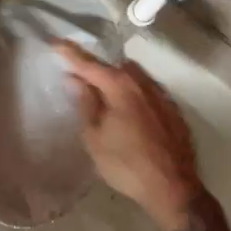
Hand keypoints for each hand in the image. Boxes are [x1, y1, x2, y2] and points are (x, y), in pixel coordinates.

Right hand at [56, 43, 204, 230]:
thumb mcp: (95, 138)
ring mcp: (162, 96)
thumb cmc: (126, 164)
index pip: (89, 64)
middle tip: (81, 79)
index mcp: (119, 86)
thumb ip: (84, 103)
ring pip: (135, 77)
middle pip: (114, 67)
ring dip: (118, 80)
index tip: (55, 41)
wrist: (174, 189)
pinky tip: (131, 112)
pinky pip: (149, 92)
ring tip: (106, 95)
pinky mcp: (174, 111)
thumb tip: (75, 79)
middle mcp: (142, 83)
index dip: (70, 53)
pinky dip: (135, 95)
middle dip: (97, 69)